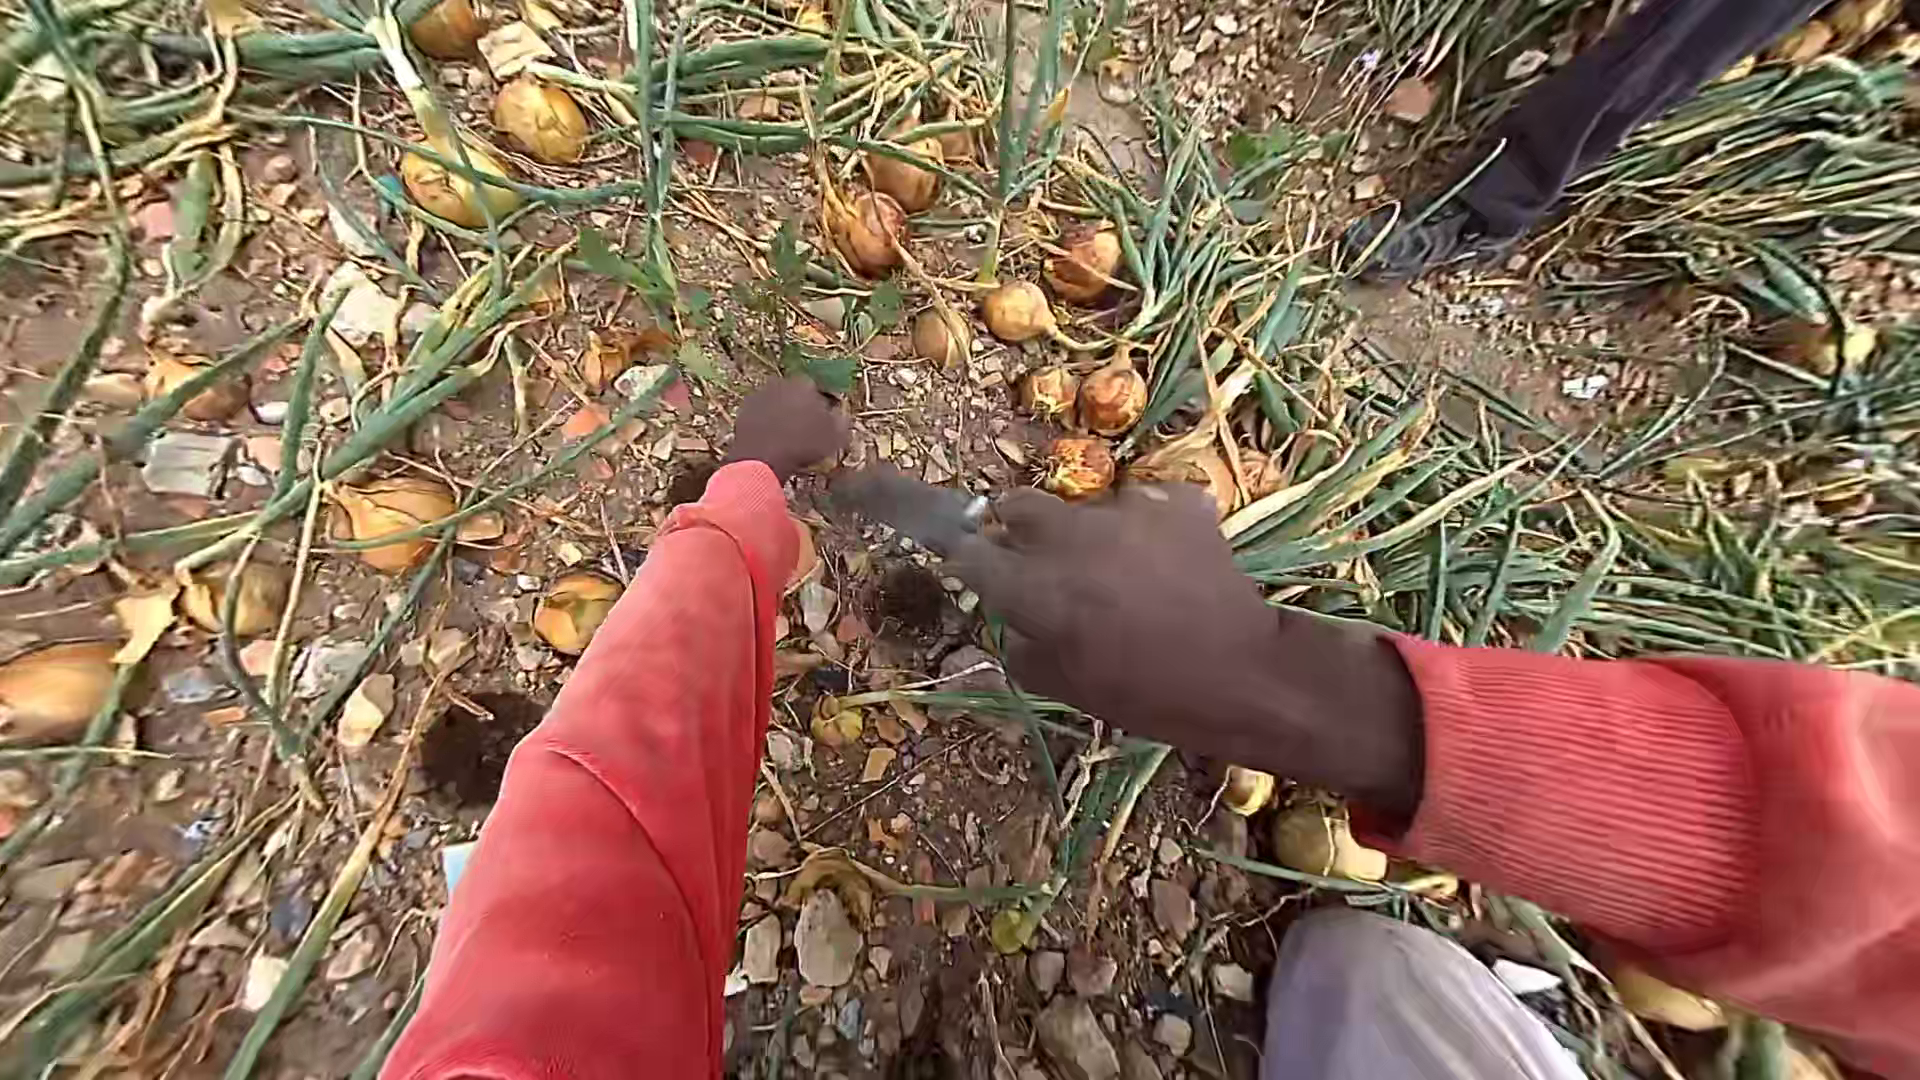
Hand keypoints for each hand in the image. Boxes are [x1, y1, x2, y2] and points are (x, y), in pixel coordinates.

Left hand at [722, 377, 847, 481]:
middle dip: (802, 407)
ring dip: (783, 415)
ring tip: (790, 438)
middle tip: (808, 428)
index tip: (826, 421)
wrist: (762, 459)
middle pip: (796, 393)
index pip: (819, 389)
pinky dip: (767, 424)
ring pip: (777, 403)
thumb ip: (841, 421)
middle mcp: (781, 383)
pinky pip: (761, 415)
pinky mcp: (743, 411)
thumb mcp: (834, 437)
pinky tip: (773, 442)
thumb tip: (842, 415)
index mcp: (805, 384)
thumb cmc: (804, 445)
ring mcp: (759, 395)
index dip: (824, 405)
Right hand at [946, 483, 1424, 820]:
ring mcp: (1125, 511)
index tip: (973, 568)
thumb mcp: (1064, 686)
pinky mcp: (1173, 502)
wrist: (1242, 675)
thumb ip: (1020, 646)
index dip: (967, 560)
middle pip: (1015, 505)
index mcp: (1034, 585)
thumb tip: (1012, 619)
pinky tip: (1160, 560)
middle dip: (1011, 525)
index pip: (971, 554)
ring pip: (1081, 507)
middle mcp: (1069, 535)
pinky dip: (1139, 528)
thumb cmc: (1143, 693)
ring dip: (1082, 531)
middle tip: (1032, 554)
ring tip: (1114, 568)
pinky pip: (1139, 506)